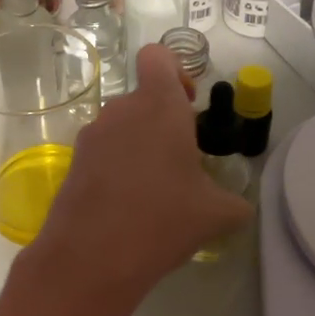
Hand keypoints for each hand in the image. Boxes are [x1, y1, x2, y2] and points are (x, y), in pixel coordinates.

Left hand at [17, 44, 252, 308]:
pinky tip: (130, 207)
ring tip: (157, 191)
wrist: (91, 259)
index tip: (188, 105)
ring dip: (140, 147)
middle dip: (162, 122)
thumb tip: (240, 205)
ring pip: (122, 127)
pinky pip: (103, 153)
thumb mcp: (217, 214)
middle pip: (142, 98)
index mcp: (159, 106)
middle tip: (181, 162)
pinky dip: (118, 169)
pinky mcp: (74, 163)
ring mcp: (92, 136)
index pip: (158, 56)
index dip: (175, 71)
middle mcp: (121, 110)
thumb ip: (235, 201)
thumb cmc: (163, 220)